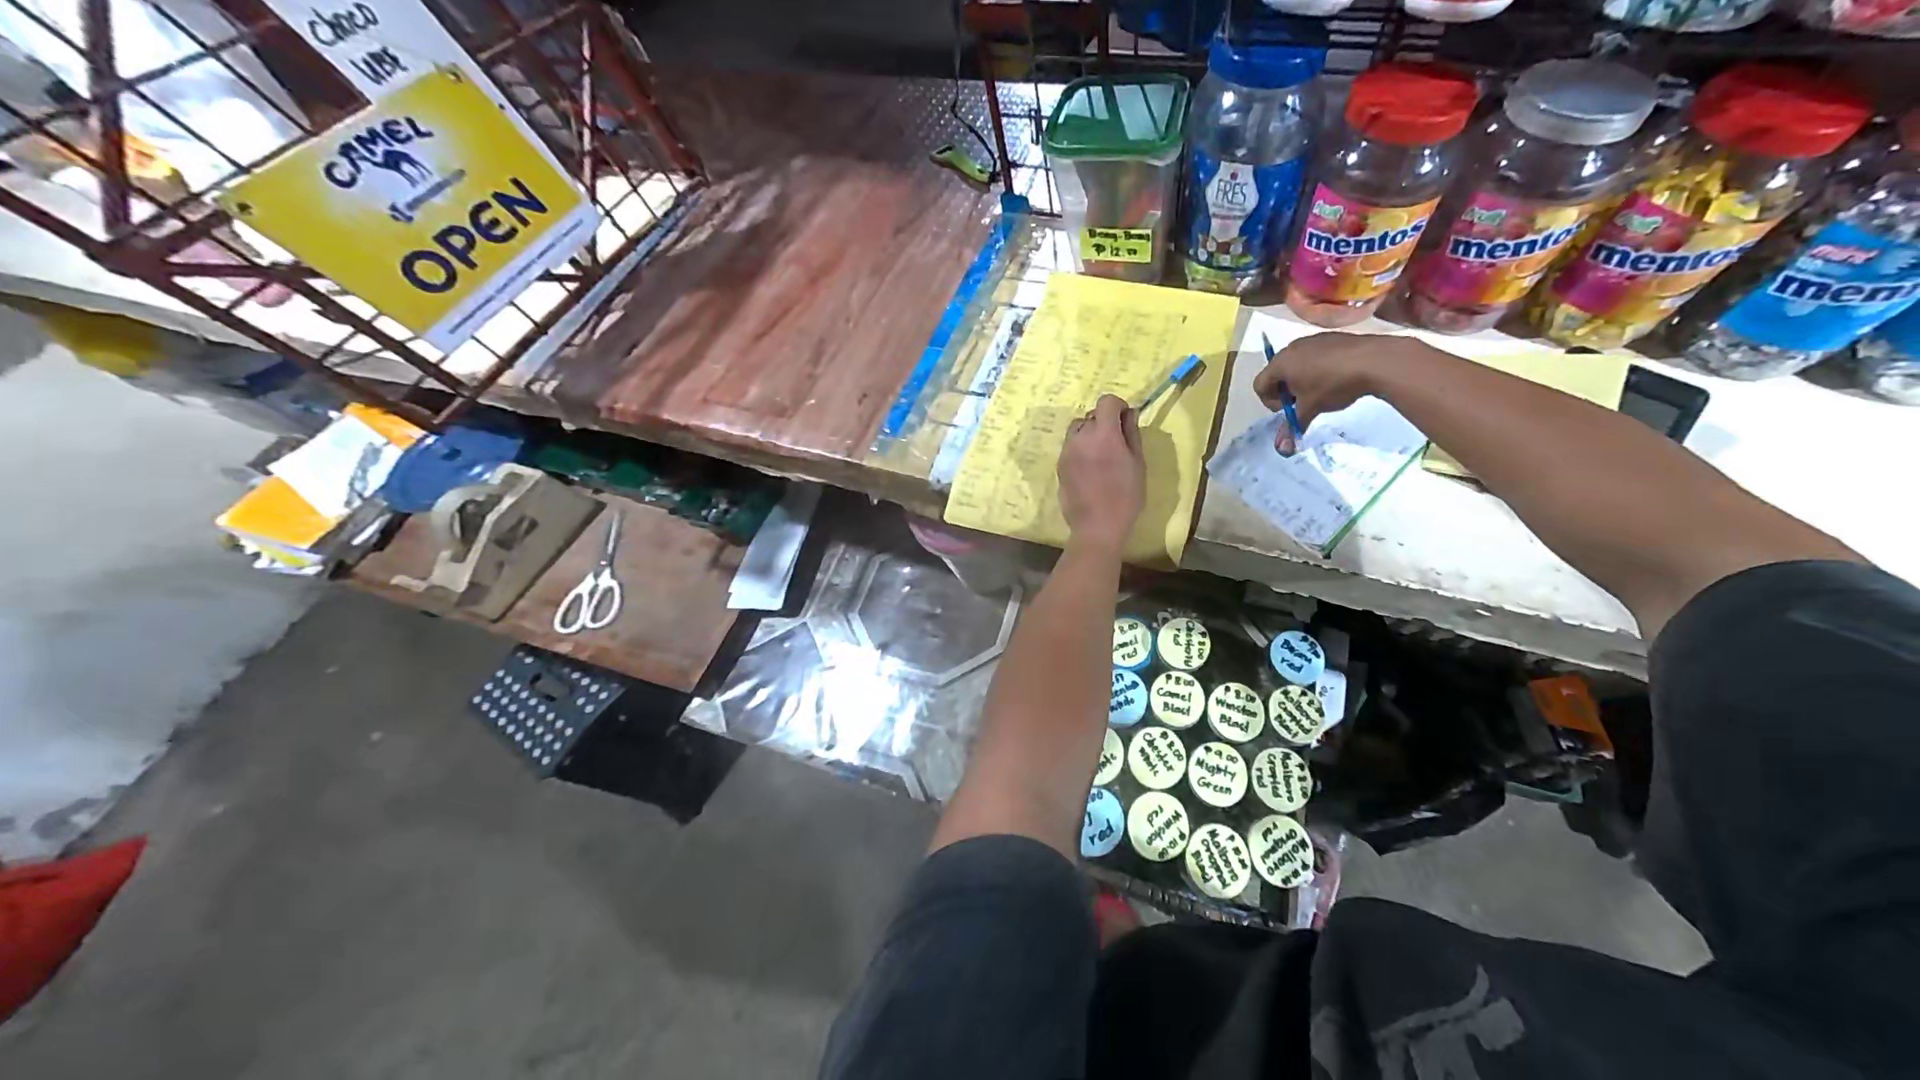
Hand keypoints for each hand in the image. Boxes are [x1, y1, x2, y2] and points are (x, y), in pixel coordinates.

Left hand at [1059, 394, 1144, 553]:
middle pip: (1091, 415)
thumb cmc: (1126, 496)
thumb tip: (1129, 413)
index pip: (1106, 401)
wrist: (1097, 527)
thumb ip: (1132, 433)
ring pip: (1078, 429)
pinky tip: (1091, 470)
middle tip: (1117, 443)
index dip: (1118, 406)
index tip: (1126, 421)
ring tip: (1102, 456)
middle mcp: (1080, 437)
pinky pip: (1071, 446)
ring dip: (1090, 434)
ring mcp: (1066, 451)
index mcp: (1103, 434)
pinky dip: (1081, 448)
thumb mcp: (1137, 463)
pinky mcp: (1059, 465)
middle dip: (1105, 422)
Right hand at [1252, 332, 1405, 454]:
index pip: (1259, 384)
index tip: (1288, 409)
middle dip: (1285, 390)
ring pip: (1296, 363)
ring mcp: (1313, 340)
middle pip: (1277, 373)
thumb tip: (1282, 451)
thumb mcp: (1311, 409)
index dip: (1269, 402)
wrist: (1376, 360)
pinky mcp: (1331, 337)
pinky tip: (1336, 377)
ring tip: (1321, 390)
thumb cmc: (1333, 385)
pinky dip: (1318, 368)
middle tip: (1303, 401)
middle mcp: (1292, 348)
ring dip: (1301, 379)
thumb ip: (1293, 427)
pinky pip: (1315, 355)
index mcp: (1280, 363)